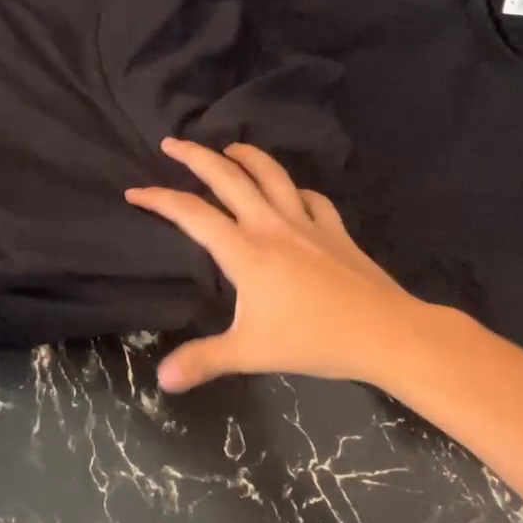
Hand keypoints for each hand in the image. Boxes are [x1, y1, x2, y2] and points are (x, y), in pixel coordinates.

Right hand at [126, 138, 457, 391]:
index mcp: (245, 252)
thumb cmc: (315, 340)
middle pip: (228, 177)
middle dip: (195, 156)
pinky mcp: (335, 230)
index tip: (134, 192)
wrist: (388, 333)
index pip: (192, 214)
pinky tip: (291, 193)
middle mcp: (271, 226)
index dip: (159, 199)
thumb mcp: (251, 353)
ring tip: (227, 147)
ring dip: (246, 156)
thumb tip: (162, 380)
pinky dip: (295, 189)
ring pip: (272, 175)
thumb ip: (203, 361)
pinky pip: (311, 198)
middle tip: (171, 142)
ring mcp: (307, 224)